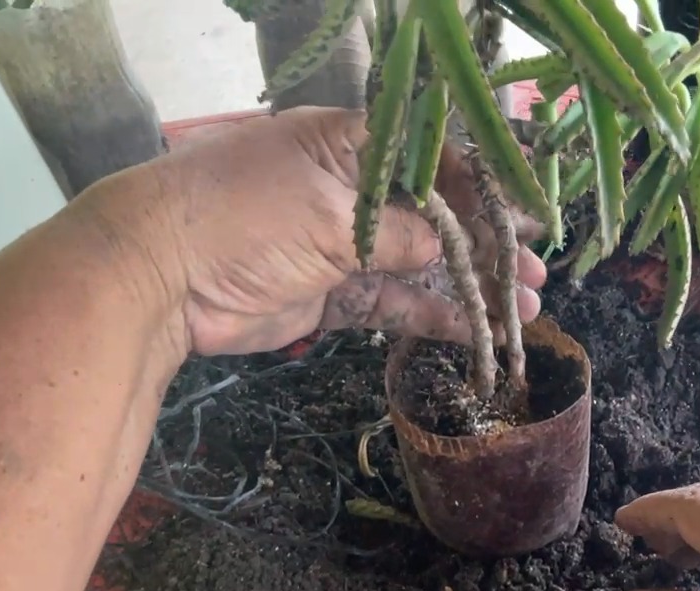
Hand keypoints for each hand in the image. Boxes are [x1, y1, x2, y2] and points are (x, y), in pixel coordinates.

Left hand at [83, 106, 545, 357]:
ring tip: (523, 312)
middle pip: (439, 220)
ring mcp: (348, 248)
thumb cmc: (241, 218)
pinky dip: (435, 319)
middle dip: (489, 248)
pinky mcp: (338, 296)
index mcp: (353, 147)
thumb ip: (397, 234)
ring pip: (425, 269)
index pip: (436, 163)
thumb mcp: (329, 216)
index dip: (488, 193)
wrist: (163, 278)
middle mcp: (356, 193)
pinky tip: (477, 333)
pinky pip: (398, 305)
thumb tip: (449, 248)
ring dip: (472, 290)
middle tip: (536, 276)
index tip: (531, 219)